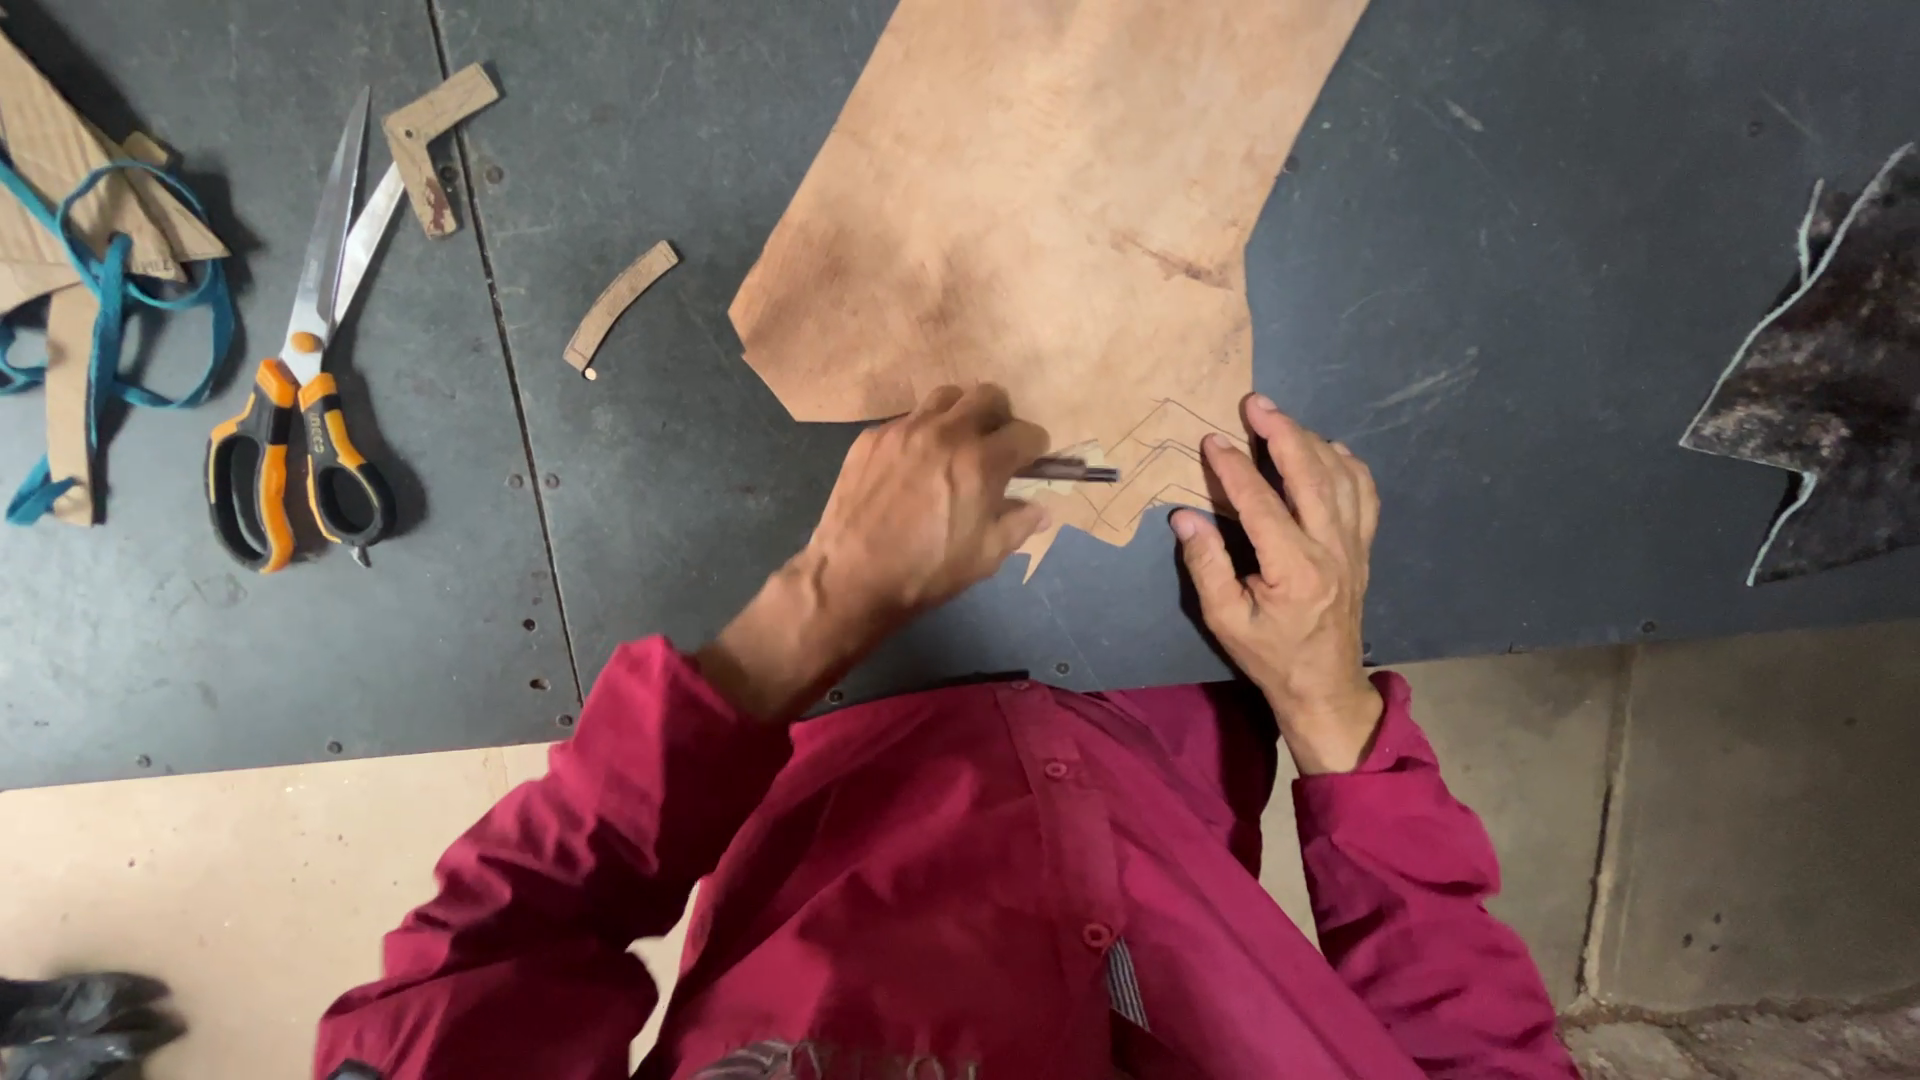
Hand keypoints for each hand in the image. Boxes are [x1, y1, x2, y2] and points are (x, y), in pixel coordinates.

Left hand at [698, 384, 1049, 721]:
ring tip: (955, 444)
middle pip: (988, 395)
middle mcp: (944, 433)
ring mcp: (903, 430)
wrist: (852, 578)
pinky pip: (907, 420)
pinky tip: (913, 465)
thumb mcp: (985, 557)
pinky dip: (921, 433)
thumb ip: (1018, 525)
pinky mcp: (871, 437)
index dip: (1035, 448)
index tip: (1030, 462)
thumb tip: (1040, 509)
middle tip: (995, 444)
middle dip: (1002, 416)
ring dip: (960, 414)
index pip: (1026, 433)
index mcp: (979, 461)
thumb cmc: (927, 572)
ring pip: (945, 397)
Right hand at [1170, 394, 1382, 773]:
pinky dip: (1349, 465)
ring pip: (1342, 478)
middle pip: (1312, 476)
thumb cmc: (1270, 655)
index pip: (1262, 503)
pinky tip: (1330, 449)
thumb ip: (1206, 566)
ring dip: (1311, 441)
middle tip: (1256, 404)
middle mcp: (1332, 549)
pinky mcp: (1363, 549)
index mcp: (1295, 569)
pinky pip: (1365, 495)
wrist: (1325, 686)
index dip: (1234, 468)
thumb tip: (1186, 517)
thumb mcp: (1225, 620)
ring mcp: (1354, 547)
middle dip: (1282, 433)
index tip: (1212, 440)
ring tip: (1282, 419)